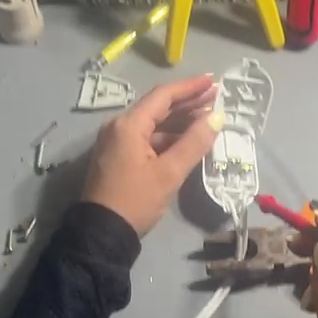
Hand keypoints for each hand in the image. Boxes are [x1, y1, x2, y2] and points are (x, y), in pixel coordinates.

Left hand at [81, 75, 220, 235]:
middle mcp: (119, 126)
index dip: (189, 87)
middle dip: (187, 101)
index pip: (163, 96)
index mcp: (128, 124)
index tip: (212, 81)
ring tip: (207, 117)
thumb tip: (216, 117)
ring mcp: (117, 141)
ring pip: (153, 123)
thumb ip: (194, 143)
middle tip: (215, 96)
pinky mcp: (118, 156)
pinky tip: (188, 139)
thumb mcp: (169, 173)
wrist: (101, 235)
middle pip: (157, 107)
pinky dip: (168, 136)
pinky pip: (147, 137)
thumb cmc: (135, 200)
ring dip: (179, 120)